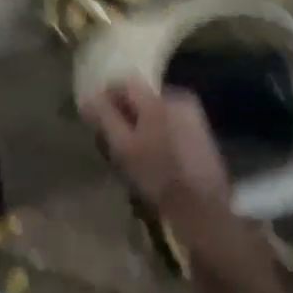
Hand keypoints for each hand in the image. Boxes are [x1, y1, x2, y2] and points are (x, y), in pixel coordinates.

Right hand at [81, 79, 231, 216]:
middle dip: (126, 113)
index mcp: (158, 99)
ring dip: (142, 123)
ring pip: (157, 111)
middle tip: (114, 137)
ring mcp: (194, 116)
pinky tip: (155, 155)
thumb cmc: (157, 175)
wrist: (202, 208)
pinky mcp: (203, 134)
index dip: (107, 97)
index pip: (124, 83)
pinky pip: (171, 122)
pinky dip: (159, 132)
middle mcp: (179, 99)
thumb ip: (104, 117)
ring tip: (134, 150)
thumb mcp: (122, 146)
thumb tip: (88, 98)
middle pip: (142, 97)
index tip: (97, 118)